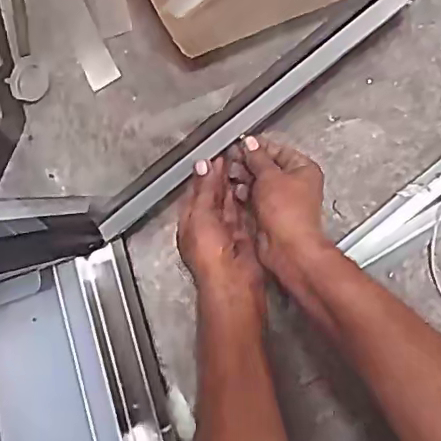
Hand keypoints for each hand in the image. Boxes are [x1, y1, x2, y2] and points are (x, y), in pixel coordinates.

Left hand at [177, 157, 264, 306]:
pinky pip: (244, 213)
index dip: (204, 174)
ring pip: (228, 203)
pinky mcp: (243, 236)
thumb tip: (203, 166)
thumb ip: (204, 190)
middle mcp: (206, 227)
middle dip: (219, 177)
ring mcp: (225, 232)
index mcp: (190, 222)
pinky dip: (246, 199)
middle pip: (212, 196)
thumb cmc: (210, 254)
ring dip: (233, 185)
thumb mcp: (201, 216)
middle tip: (230, 157)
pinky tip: (250, 185)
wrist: (233, 283)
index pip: (195, 192)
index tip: (214, 157)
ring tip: (241, 165)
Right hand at [228, 136, 327, 254]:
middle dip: (249, 163)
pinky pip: (255, 199)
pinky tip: (236, 191)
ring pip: (260, 183)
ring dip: (245, 179)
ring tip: (232, 174)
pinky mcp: (271, 214)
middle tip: (233, 159)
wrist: (287, 247)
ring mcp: (282, 201)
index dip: (259, 147)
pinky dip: (245, 195)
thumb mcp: (270, 176)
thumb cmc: (289, 214)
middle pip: (268, 167)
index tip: (242, 145)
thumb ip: (257, 158)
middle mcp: (295, 184)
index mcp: (304, 169)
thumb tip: (250, 145)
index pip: (279, 150)